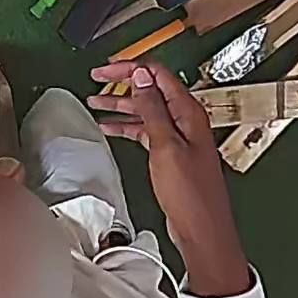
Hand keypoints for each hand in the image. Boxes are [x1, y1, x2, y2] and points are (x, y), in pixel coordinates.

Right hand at [88, 62, 250, 297]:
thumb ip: (153, 109)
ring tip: (95, 101)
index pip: (156, 74)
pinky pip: (145, 130)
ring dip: (120, 104)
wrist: (202, 228)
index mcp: (188, 111)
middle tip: (97, 78)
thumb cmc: (190, 193)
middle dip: (122, 82)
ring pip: (145, 110)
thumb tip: (141, 77)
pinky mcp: (171, 152)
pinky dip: (126, 126)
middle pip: (150, 89)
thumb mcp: (165, 145)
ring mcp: (178, 135)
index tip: (105, 70)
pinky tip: (109, 127)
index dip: (129, 68)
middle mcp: (185, 119)